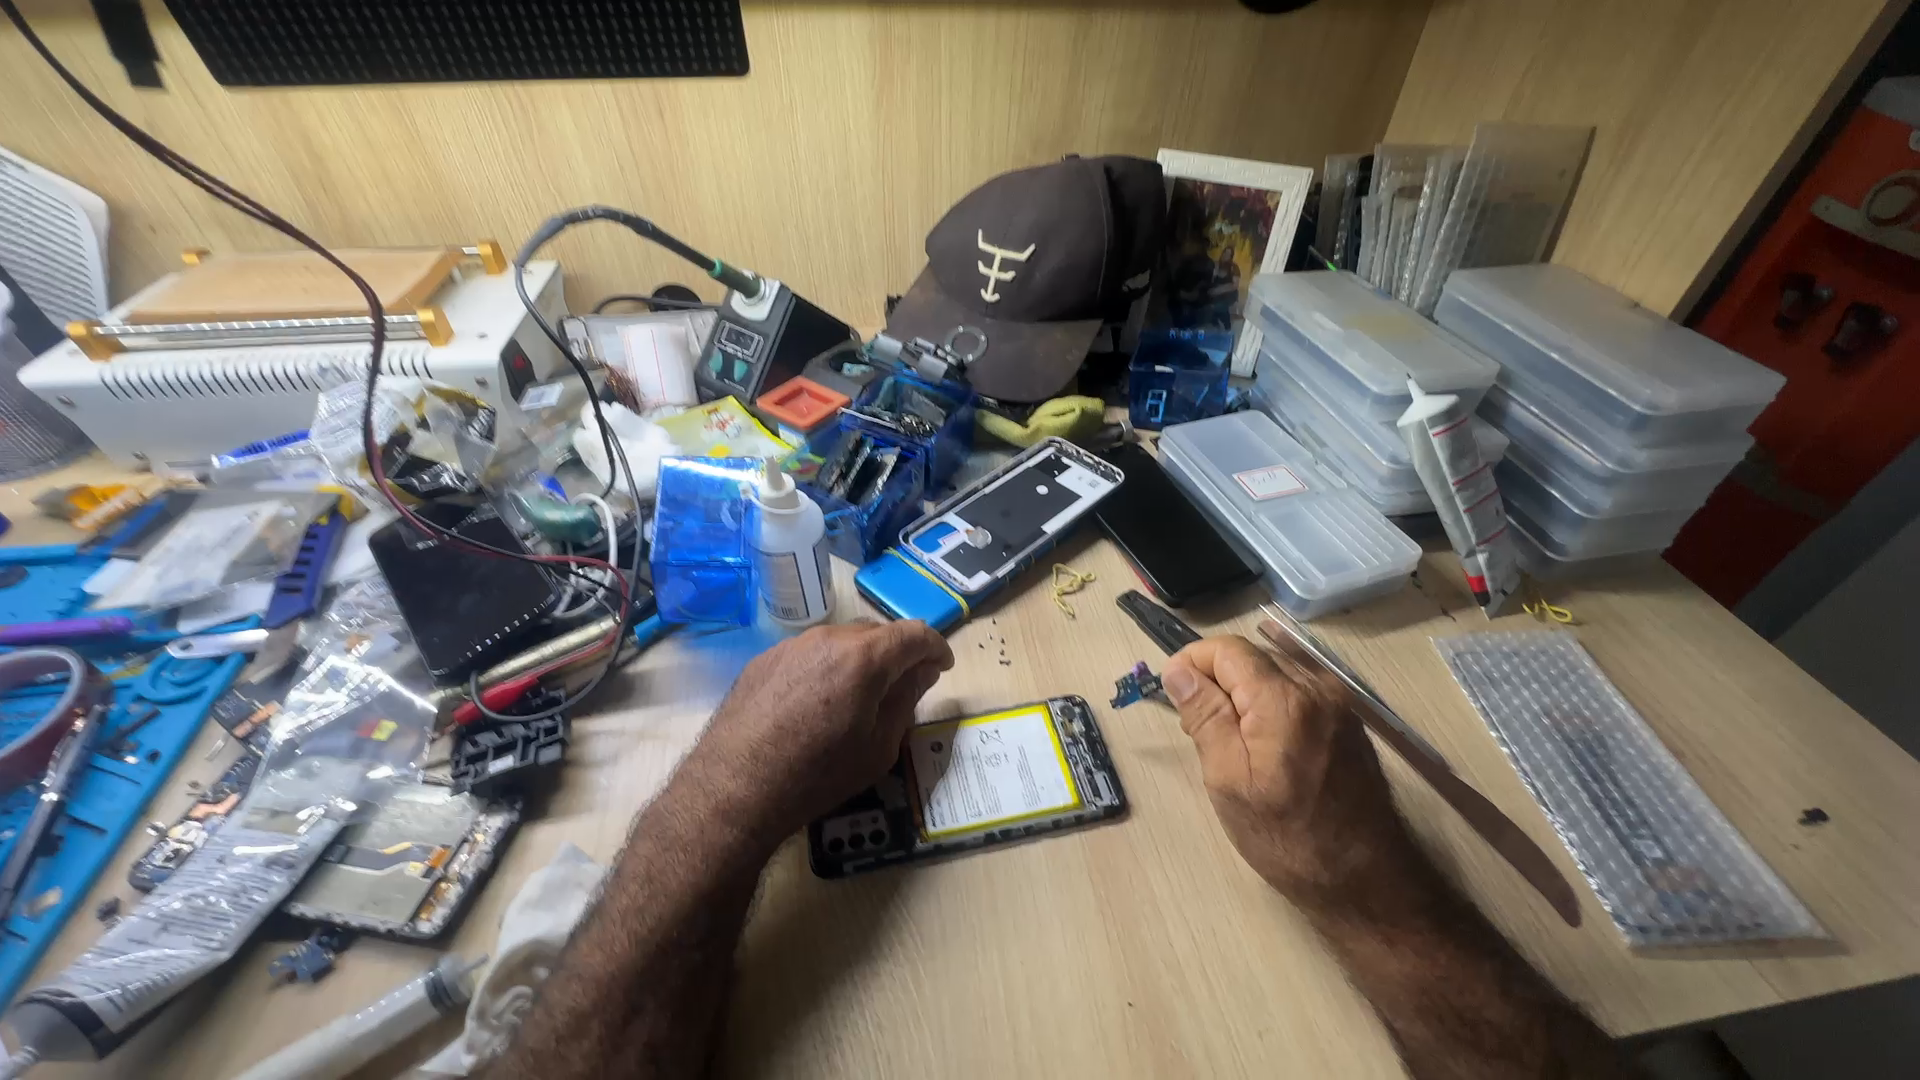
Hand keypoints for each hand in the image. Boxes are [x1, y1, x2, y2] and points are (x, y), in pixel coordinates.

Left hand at [686, 620, 953, 848]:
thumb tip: (921, 671)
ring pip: (841, 640)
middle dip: (899, 653)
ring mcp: (792, 646)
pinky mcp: (764, 660)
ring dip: (861, 658)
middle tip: (906, 684)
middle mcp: (828, 639)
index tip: (942, 667)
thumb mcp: (878, 747)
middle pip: (877, 632)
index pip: (914, 634)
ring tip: (860, 695)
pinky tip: (817, 703)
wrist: (734, 789)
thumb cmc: (817, 775)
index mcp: (864, 658)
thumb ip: (905, 700)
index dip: (936, 647)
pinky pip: (809, 653)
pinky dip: (827, 667)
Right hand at [1163, 634, 1415, 909]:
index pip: (1227, 649)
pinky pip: (1298, 691)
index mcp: (1284, 699)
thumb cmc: (1286, 837)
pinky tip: (1264, 744)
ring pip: (1274, 670)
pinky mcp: (1349, 722)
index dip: (1193, 662)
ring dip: (1243, 690)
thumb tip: (1178, 671)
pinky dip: (1270, 703)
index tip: (1175, 695)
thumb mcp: (1227, 779)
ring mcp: (1339, 704)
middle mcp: (1318, 688)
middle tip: (1198, 726)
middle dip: (1217, 678)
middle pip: (1252, 655)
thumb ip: (1204, 716)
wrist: (1367, 882)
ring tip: (1229, 739)